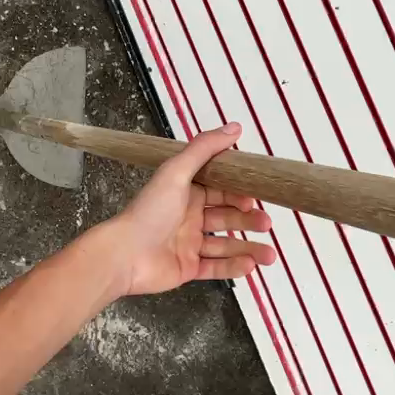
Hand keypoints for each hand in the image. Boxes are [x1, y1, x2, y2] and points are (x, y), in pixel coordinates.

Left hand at [99, 123, 275, 297]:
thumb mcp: (176, 173)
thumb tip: (234, 127)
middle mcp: (187, 216)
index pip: (219, 190)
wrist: (124, 254)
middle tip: (266, 223)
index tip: (256, 196)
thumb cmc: (148, 211)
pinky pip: (216, 268)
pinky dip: (234, 267)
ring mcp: (187, 243)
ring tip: (270, 255)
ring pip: (225, 245)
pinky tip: (250, 265)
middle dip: (248, 220)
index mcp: (184, 192)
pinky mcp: (187, 267)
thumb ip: (203, 149)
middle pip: (226, 217)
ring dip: (249, 248)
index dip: (239, 193)